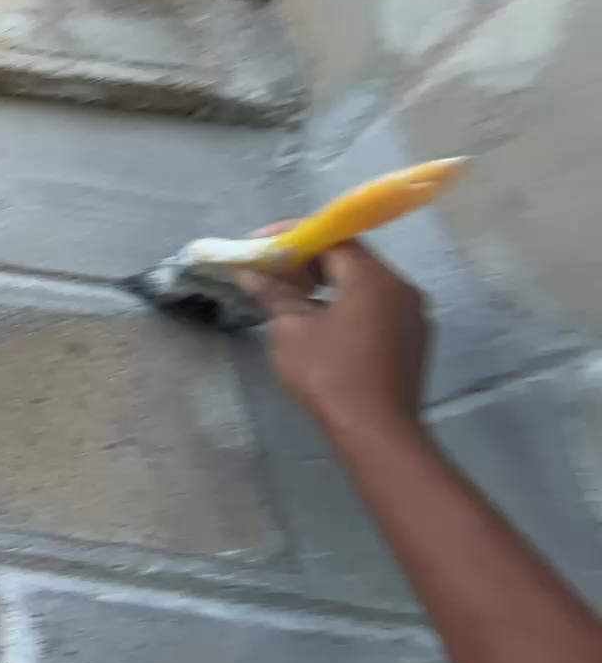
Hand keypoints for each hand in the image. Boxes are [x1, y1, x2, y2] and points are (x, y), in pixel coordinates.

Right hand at [235, 224, 430, 439]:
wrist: (374, 426)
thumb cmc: (328, 370)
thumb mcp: (290, 327)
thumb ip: (273, 294)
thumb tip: (250, 274)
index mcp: (374, 280)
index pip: (335, 240)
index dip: (293, 236)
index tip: (258, 243)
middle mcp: (401, 289)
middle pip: (352, 257)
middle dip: (307, 256)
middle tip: (268, 265)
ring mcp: (411, 314)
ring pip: (363, 280)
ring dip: (324, 277)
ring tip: (286, 288)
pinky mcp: (409, 336)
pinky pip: (372, 301)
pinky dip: (341, 296)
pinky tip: (314, 313)